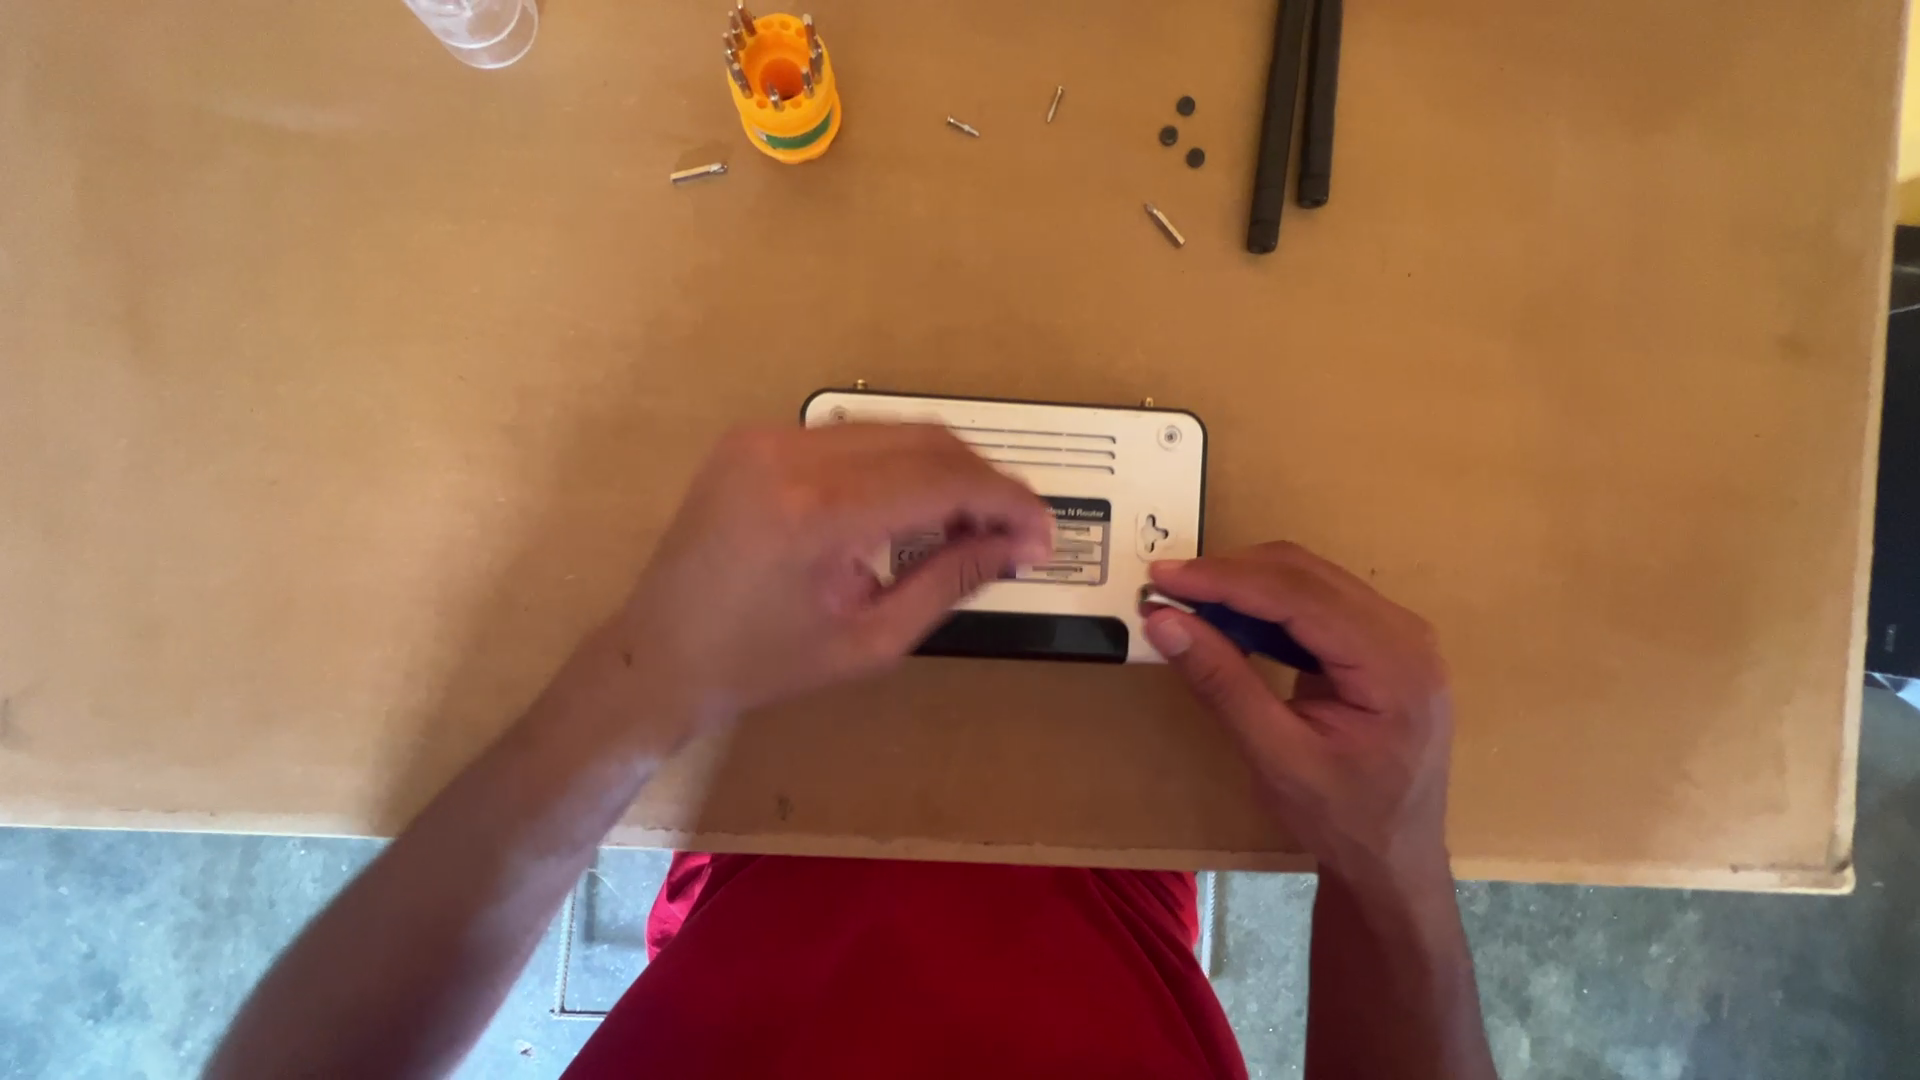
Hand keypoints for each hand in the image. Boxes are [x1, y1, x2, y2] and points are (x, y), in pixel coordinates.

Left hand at [605, 423, 1053, 723]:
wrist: (659, 655)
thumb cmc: (764, 666)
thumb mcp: (870, 639)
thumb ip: (950, 581)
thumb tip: (1017, 546)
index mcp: (817, 514)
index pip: (943, 481)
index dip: (1007, 503)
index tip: (1042, 535)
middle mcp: (792, 455)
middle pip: (925, 442)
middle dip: (983, 484)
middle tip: (1013, 533)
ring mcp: (767, 437)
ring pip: (892, 433)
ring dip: (944, 472)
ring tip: (969, 525)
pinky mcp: (755, 437)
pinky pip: (853, 439)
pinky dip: (897, 466)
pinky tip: (912, 506)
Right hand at [1142, 543, 1453, 889]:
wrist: (1393, 859)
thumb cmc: (1342, 820)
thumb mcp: (1276, 758)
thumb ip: (1222, 684)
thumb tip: (1163, 622)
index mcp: (1394, 664)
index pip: (1299, 596)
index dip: (1225, 580)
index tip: (1162, 577)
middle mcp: (1404, 633)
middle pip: (1304, 574)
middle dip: (1229, 574)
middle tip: (1165, 587)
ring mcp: (1395, 633)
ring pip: (1306, 577)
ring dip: (1242, 583)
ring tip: (1186, 600)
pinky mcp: (1375, 639)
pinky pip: (1312, 599)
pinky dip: (1260, 601)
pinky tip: (1224, 617)